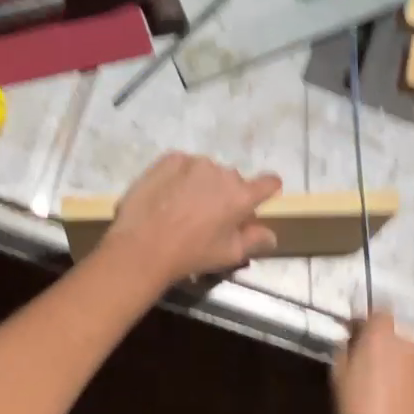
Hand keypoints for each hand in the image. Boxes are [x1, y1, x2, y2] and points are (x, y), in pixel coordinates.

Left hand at [105, 153, 281, 282]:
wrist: (142, 245)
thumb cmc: (191, 254)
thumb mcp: (229, 254)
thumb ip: (254, 241)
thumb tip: (271, 235)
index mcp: (241, 195)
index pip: (269, 182)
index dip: (268, 190)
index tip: (259, 200)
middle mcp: (222, 172)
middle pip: (233, 180)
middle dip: (227, 194)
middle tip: (211, 216)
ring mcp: (194, 162)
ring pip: (207, 171)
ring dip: (203, 184)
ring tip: (185, 207)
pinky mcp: (169, 159)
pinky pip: (184, 165)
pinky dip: (181, 177)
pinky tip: (169, 196)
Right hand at [332, 313, 413, 413]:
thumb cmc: (355, 409)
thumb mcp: (338, 375)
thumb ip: (345, 348)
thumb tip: (351, 338)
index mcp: (381, 335)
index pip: (377, 311)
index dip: (365, 320)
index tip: (352, 333)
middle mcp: (406, 341)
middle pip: (393, 328)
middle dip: (379, 336)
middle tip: (362, 355)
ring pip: (403, 346)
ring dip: (391, 352)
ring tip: (376, 375)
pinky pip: (411, 364)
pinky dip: (401, 368)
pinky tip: (390, 389)